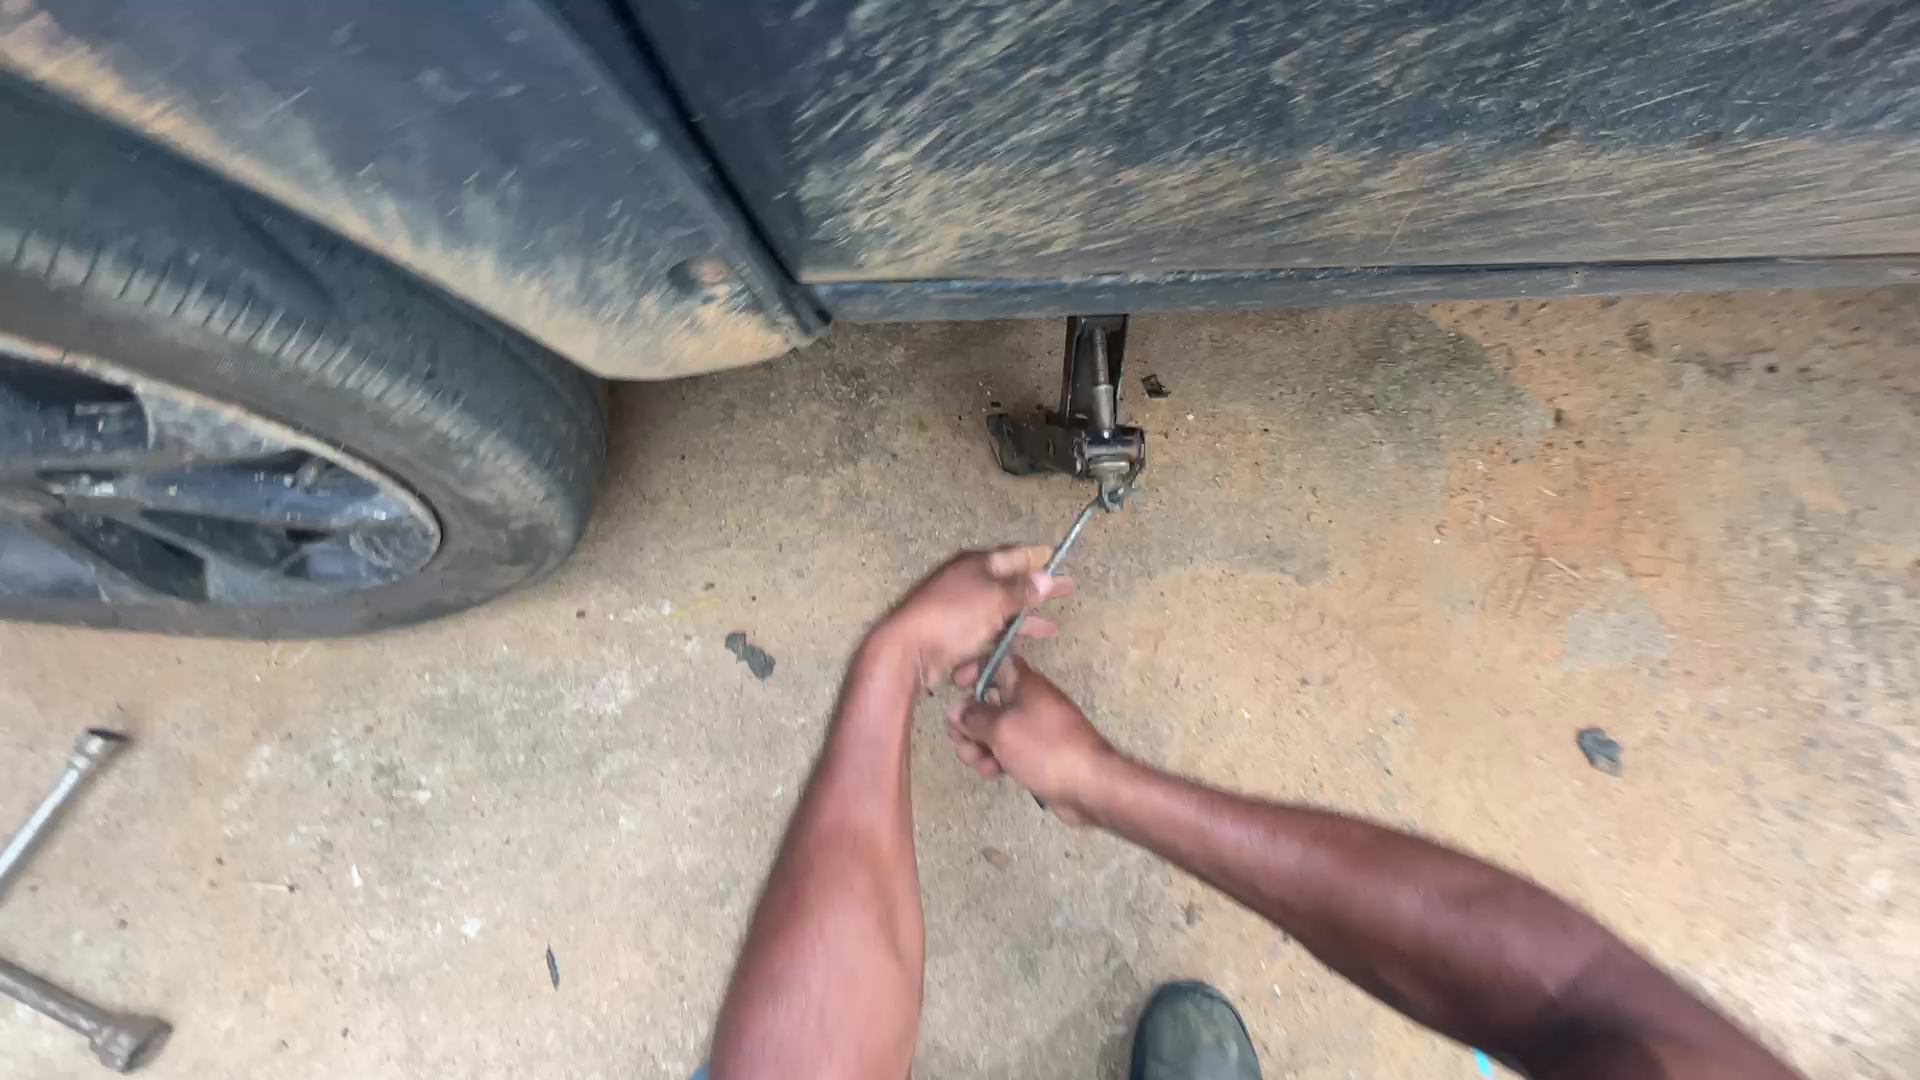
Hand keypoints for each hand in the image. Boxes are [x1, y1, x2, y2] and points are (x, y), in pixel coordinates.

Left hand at [871, 546, 1073, 690]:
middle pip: (1011, 583)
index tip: (1056, 555)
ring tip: (1050, 629)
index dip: (1036, 556)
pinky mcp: (955, 634)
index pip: (1013, 555)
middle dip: (1038, 590)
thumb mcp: (994, 600)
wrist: (908, 649)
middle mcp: (969, 583)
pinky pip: (987, 632)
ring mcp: (961, 609)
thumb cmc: (951, 616)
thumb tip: (1045, 577)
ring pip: (1000, 611)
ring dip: (1025, 620)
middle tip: (1067, 590)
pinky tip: (1018, 646)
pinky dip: (1003, 637)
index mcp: (976, 565)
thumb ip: (1021, 591)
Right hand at [947, 657, 1115, 823]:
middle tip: (960, 740)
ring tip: (979, 763)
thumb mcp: (1001, 729)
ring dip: (978, 745)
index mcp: (1023, 682)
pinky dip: (995, 758)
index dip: (972, 669)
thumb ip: (973, 718)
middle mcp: (1027, 700)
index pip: (994, 662)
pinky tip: (993, 773)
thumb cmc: (1045, 747)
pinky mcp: (1035, 753)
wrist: (1089, 785)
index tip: (955, 686)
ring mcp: (1032, 728)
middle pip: (986, 701)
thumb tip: (956, 709)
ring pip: (993, 730)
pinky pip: (1006, 749)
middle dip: (968, 721)